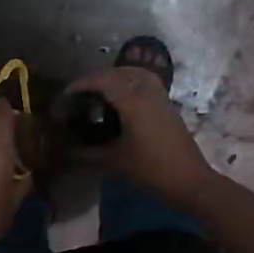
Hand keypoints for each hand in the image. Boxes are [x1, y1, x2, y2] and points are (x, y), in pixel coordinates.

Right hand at [68, 67, 216, 204]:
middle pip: (120, 72)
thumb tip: (66, 150)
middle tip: (79, 93)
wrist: (188, 180)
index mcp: (133, 103)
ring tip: (97, 93)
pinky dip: (128, 85)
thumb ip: (86, 153)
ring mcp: (160, 98)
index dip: (81, 84)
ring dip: (114, 78)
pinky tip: (118, 102)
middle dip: (96, 78)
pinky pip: (145, 84)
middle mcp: (148, 94)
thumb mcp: (113, 162)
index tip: (65, 95)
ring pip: (136, 74)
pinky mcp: (166, 107)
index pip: (103, 81)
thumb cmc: (149, 169)